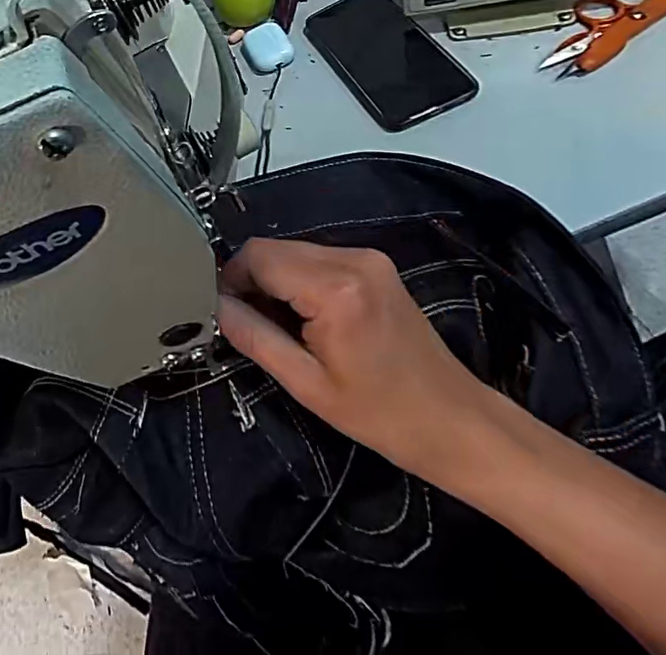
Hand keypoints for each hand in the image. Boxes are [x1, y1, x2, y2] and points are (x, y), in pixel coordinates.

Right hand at [216, 238, 500, 478]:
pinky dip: (299, 278)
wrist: (451, 418)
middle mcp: (353, 259)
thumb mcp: (305, 383)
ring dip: (274, 278)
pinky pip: (318, 257)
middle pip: (275, 248)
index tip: (219, 309)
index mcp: (335, 288)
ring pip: (294, 250)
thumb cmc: (379, 414)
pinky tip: (302, 314)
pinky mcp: (375, 263)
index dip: (230, 277)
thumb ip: (253, 336)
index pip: (259, 256)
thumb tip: (214, 305)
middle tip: (244, 320)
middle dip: (250, 278)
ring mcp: (368, 257)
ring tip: (276, 323)